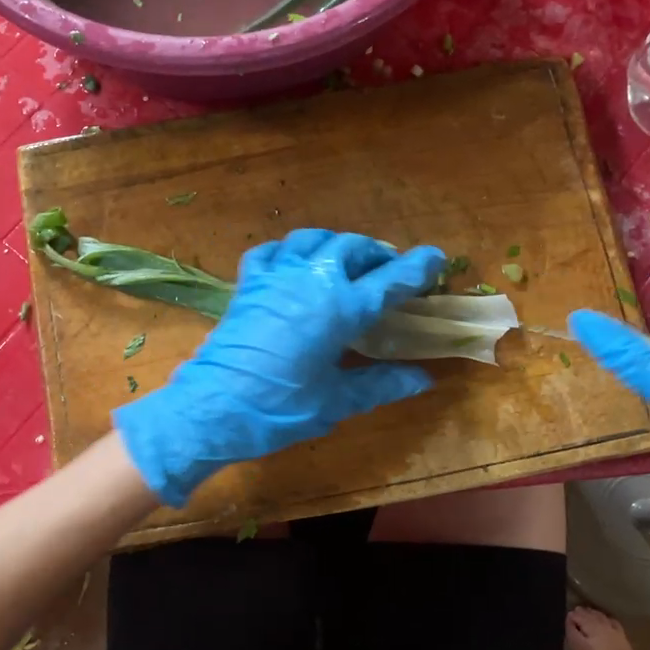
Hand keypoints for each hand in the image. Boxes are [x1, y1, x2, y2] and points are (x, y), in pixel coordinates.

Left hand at [114, 230, 445, 506]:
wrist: (212, 408)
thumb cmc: (280, 409)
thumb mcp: (336, 401)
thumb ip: (381, 384)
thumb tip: (422, 379)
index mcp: (343, 308)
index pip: (391, 280)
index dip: (417, 268)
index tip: (436, 258)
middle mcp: (313, 280)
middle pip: (352, 248)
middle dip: (376, 253)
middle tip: (389, 267)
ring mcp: (276, 277)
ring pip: (312, 239)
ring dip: (336, 243)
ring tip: (346, 258)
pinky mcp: (248, 284)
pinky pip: (271, 252)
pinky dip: (288, 250)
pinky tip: (294, 262)